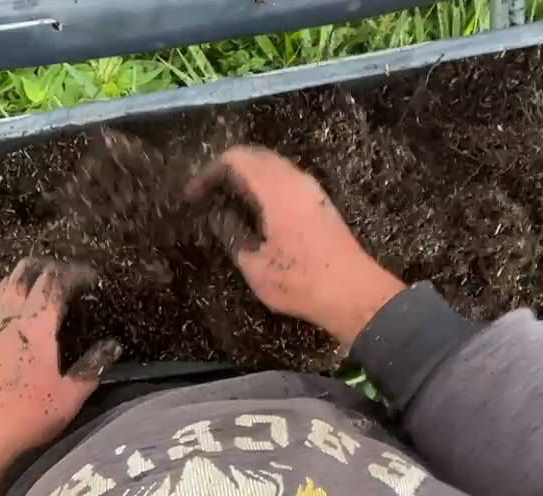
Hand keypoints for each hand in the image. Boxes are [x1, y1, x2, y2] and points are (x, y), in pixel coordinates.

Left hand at [0, 257, 116, 495]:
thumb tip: (112, 345)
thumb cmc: (23, 418)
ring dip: (24, 280)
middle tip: (66, 275)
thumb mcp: (68, 398)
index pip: (54, 282)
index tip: (91, 277)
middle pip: (23, 273)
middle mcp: (5, 318)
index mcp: (34, 327)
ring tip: (42, 290)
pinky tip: (17, 321)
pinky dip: (9, 300)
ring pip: (3, 287)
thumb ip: (91, 368)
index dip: (74, 273)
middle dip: (47, 266)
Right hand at [188, 145, 404, 347]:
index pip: (236, 160)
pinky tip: (253, 211)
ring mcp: (310, 190)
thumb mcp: (254, 264)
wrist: (350, 292)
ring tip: (226, 202)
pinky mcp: (318, 203)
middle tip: (206, 195)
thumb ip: (232, 233)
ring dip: (246, 178)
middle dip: (226, 171)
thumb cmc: (299, 281)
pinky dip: (263, 187)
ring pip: (272, 167)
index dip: (209, 173)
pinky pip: (284, 181)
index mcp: (275, 189)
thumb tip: (219, 214)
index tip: (192, 196)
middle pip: (255, 157)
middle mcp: (295, 180)